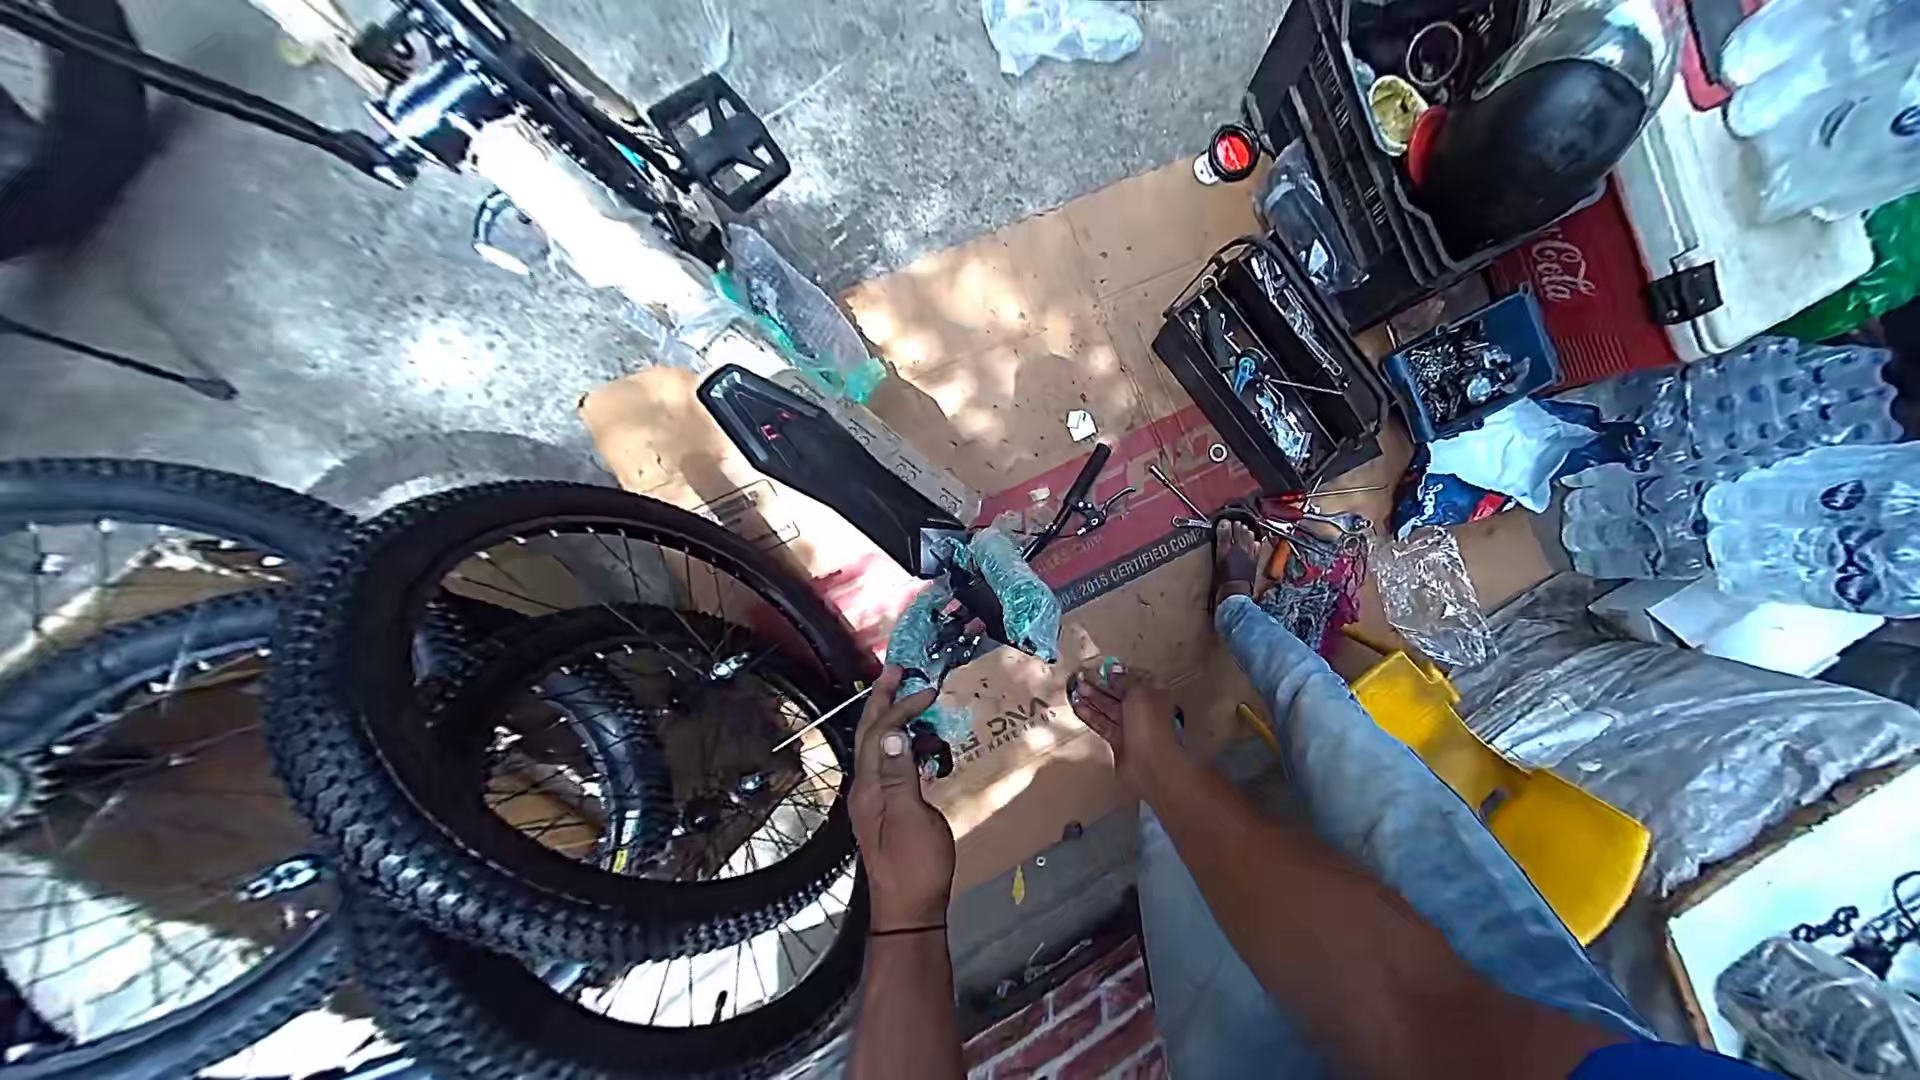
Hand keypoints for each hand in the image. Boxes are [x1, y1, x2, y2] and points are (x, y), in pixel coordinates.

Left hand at [849, 666, 953, 930]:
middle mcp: (865, 787)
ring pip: (878, 746)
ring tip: (910, 699)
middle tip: (895, 672)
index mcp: (868, 788)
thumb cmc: (915, 867)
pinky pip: (891, 763)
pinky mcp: (886, 807)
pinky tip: (921, 745)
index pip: (878, 733)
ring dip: (891, 718)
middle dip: (881, 700)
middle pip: (868, 733)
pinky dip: (904, 745)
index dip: (898, 707)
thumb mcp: (912, 819)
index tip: (925, 690)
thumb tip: (893, 733)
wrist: (909, 911)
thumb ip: (901, 775)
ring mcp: (874, 798)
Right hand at [1068, 662, 1181, 795]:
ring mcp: (1130, 726)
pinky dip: (1089, 715)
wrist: (1151, 765)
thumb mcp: (1138, 693)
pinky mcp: (1118, 741)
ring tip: (1075, 689)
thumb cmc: (1149, 724)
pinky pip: (1102, 724)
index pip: (1133, 677)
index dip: (1117, 672)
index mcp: (1152, 693)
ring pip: (1108, 708)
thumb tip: (1113, 672)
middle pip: (1118, 693)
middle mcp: (1142, 708)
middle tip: (1080, 677)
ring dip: (1092, 698)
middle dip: (1100, 684)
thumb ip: (1124, 680)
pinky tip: (1077, 707)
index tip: (1098, 667)